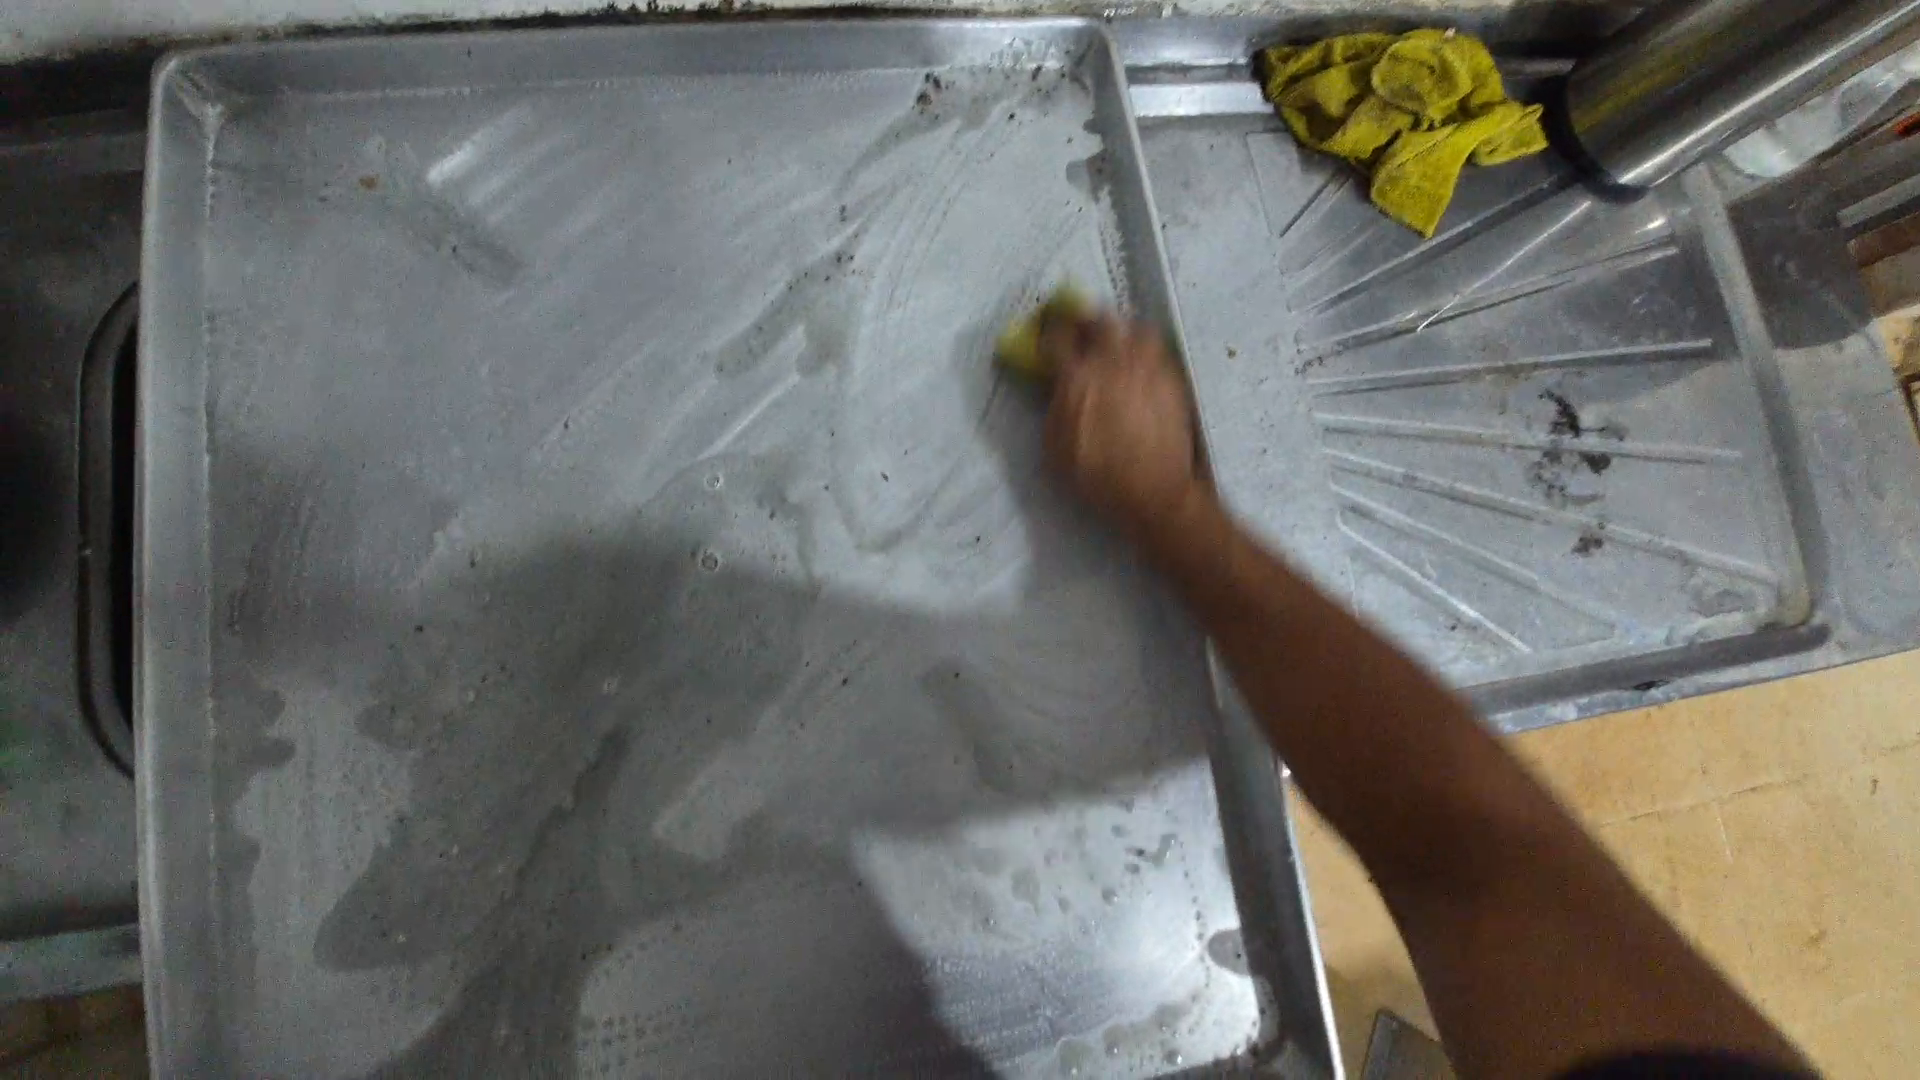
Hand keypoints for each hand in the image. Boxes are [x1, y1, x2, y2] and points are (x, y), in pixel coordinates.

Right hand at [1040, 311, 1204, 542]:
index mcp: (1077, 377)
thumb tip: (1056, 391)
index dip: (1048, 329)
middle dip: (1087, 321)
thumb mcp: (1055, 448)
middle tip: (1082, 331)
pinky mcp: (1172, 380)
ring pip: (1135, 328)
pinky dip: (1144, 352)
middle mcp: (1113, 362)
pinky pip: (1157, 351)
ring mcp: (1147, 367)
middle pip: (1100, 320)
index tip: (1046, 332)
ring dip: (1121, 330)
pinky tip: (1140, 368)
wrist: (1153, 490)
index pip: (1058, 336)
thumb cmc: (1096, 475)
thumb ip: (1052, 410)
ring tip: (1117, 343)